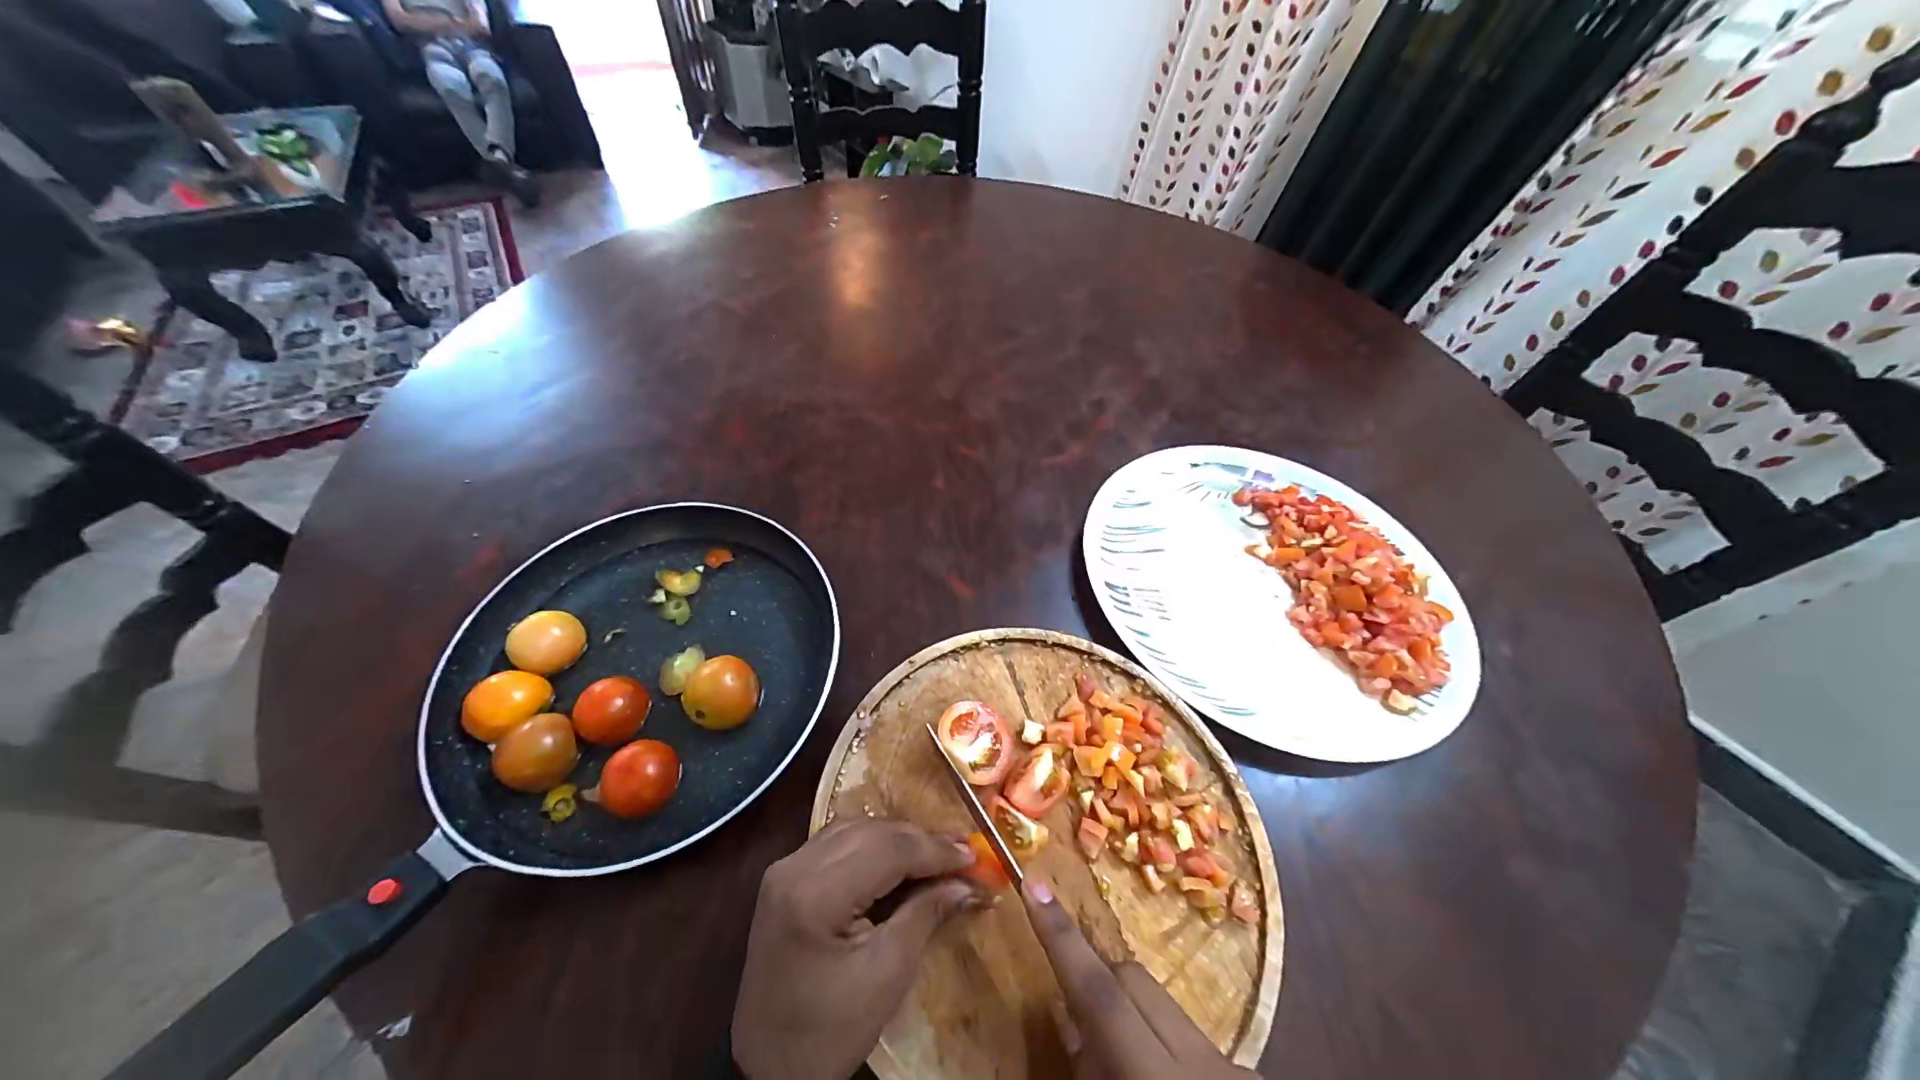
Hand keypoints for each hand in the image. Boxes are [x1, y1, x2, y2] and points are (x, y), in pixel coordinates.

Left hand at [732, 820, 986, 1079]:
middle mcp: (794, 867)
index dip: (934, 849)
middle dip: (919, 840)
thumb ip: (926, 913)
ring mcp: (784, 869)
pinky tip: (899, 858)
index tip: (975, 855)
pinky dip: (872, 845)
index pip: (887, 849)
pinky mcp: (784, 878)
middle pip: (869, 832)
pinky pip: (836, 843)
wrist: (768, 1067)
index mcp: (815, 893)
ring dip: (897, 838)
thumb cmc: (831, 1029)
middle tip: (963, 852)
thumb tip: (968, 882)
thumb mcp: (888, 973)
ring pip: (853, 829)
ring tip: (937, 853)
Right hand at [1023, 878, 1262, 1079]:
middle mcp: (1203, 1063)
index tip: (1035, 886)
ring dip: (1130, 1018)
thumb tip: (1072, 1020)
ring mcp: (1234, 1067)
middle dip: (1096, 985)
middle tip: (1080, 1033)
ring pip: (1162, 1003)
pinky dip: (1163, 1046)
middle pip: (1131, 979)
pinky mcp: (1249, 1074)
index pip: (1102, 995)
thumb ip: (1088, 1071)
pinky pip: (1190, 1035)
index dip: (1063, 941)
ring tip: (1123, 1067)